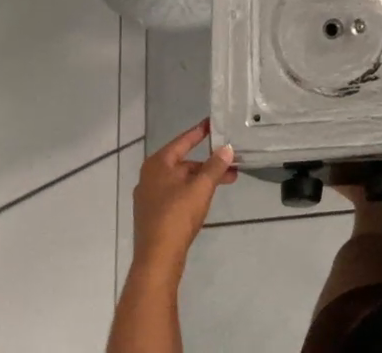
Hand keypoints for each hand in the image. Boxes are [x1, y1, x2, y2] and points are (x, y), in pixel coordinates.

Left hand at [131, 119, 235, 279]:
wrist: (157, 258)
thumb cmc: (177, 216)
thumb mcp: (201, 187)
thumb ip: (215, 166)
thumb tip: (226, 148)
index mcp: (157, 165)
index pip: (182, 142)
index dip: (199, 132)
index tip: (214, 123)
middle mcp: (150, 177)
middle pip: (183, 163)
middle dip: (208, 163)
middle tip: (231, 161)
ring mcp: (149, 198)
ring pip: (182, 181)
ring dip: (204, 179)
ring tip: (228, 181)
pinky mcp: (153, 215)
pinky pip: (177, 195)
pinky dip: (193, 191)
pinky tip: (208, 197)